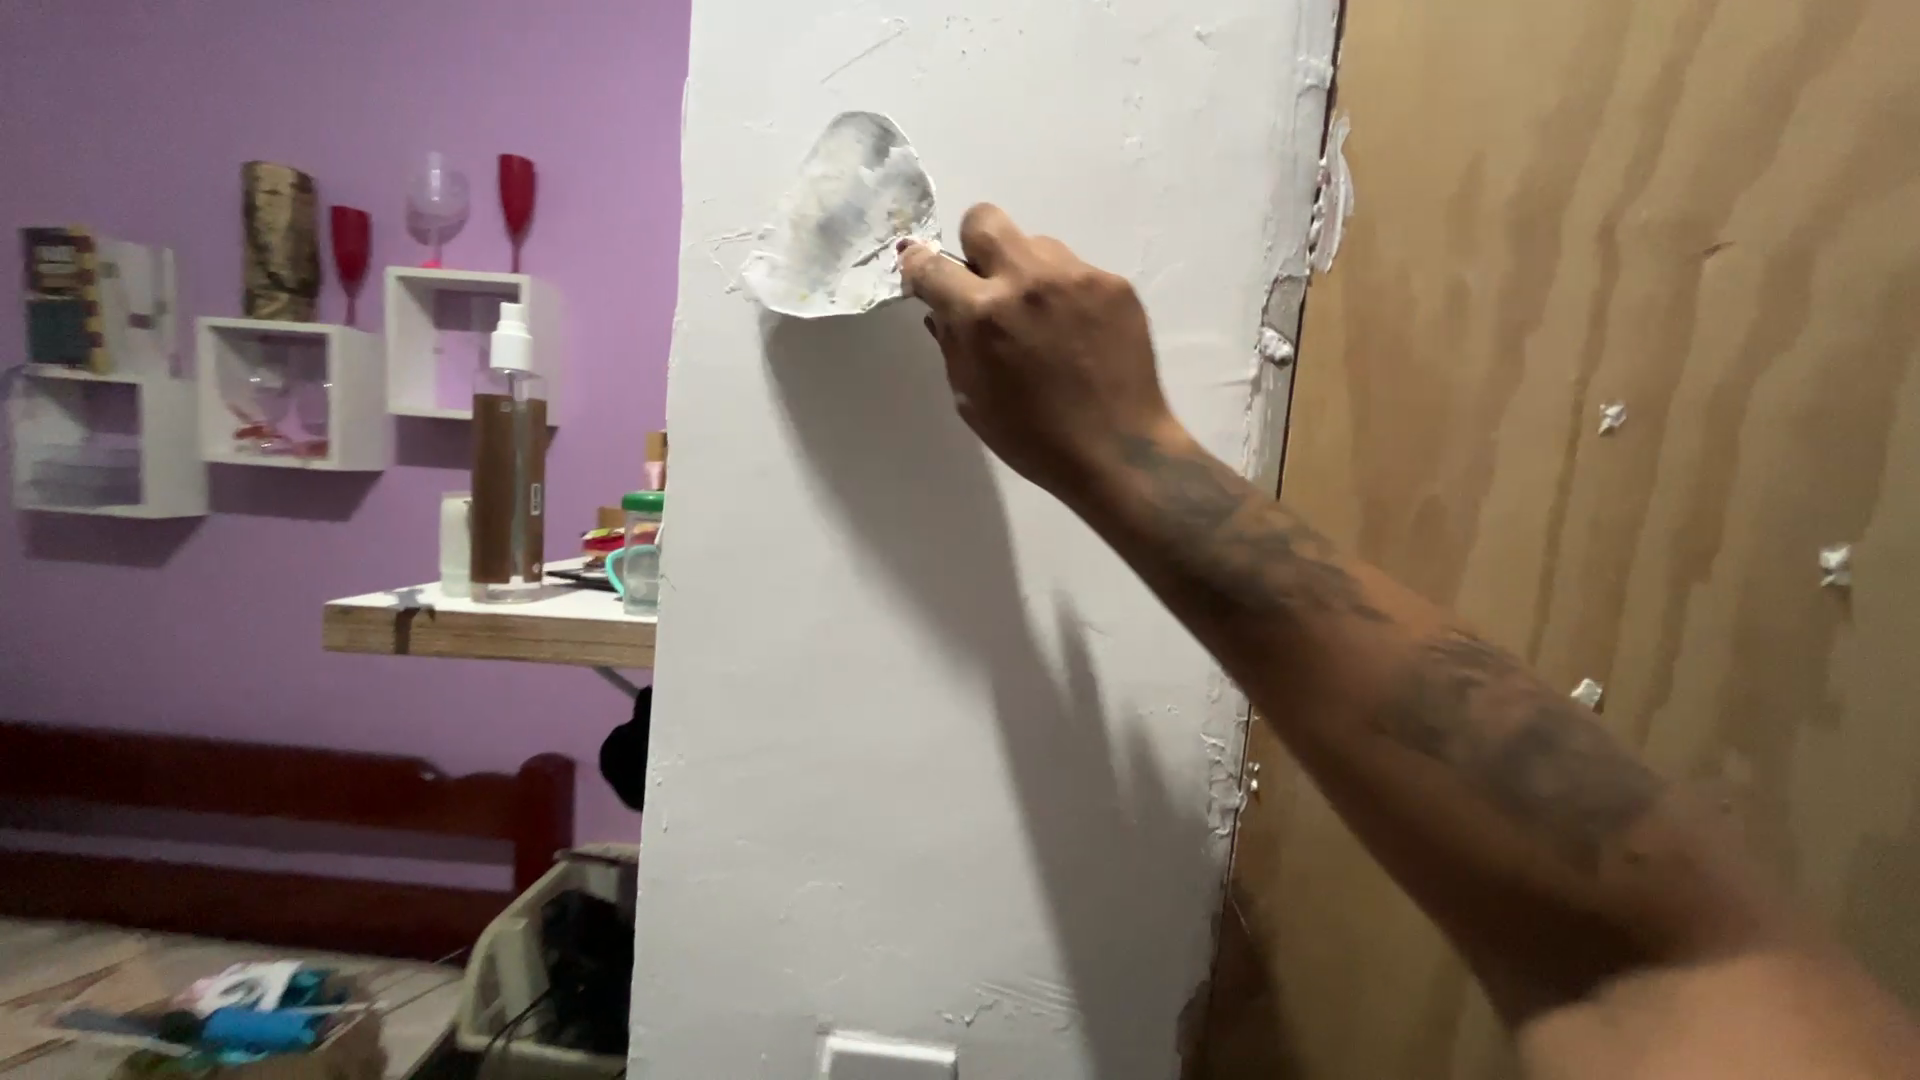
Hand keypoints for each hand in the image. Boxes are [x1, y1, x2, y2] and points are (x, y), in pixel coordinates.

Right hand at [899, 204, 1180, 496]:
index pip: (930, 265)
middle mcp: (1026, 280)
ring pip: (1036, 244)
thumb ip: (953, 346)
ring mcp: (1076, 276)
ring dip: (1026, 273)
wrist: (1117, 451)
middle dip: (975, 247)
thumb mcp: (972, 401)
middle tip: (987, 286)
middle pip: (984, 220)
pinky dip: (1066, 294)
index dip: (919, 269)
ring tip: (1042, 321)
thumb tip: (941, 311)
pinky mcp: (1114, 284)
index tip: (925, 279)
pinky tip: (1078, 334)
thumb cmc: (1034, 439)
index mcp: (982, 315)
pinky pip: (1075, 271)